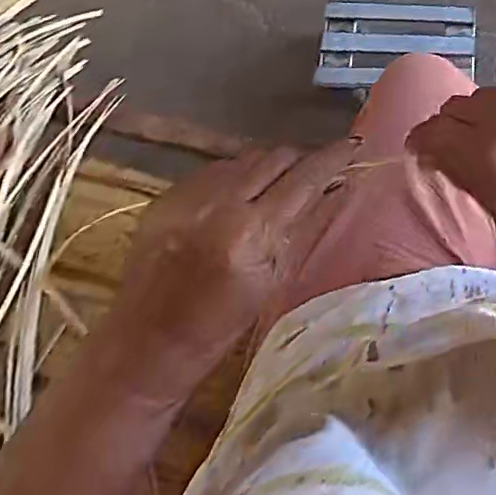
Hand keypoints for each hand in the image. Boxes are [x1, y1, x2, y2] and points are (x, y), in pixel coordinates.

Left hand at [99, 142, 355, 392]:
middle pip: (278, 156)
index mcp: (251, 232)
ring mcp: (189, 196)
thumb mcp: (275, 279)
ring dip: (272, 165)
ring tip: (280, 185)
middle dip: (303, 158)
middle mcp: (219, 204)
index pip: (305, 177)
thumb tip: (341, 185)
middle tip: (318, 170)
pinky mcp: (169, 195)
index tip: (353, 146)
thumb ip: (307, 223)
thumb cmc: (219, 328)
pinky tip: (240, 198)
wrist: (142, 348)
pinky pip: (219, 168)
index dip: (333, 157)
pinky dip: (239, 175)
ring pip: (249, 157)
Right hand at [407, 82, 495, 266]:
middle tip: (459, 146)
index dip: (422, 141)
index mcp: (489, 153)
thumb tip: (433, 150)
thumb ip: (460, 171)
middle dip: (451, 126)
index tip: (422, 148)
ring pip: (484, 95)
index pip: (432, 131)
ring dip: (482, 114)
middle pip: (454, 106)